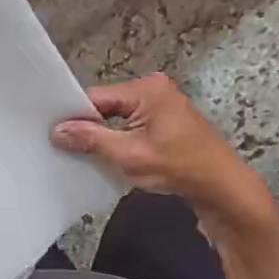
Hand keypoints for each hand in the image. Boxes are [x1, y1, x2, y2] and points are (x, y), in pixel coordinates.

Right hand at [50, 74, 271, 219]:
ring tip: (89, 155)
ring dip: (106, 136)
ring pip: (117, 118)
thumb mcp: (128, 154)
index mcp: (146, 89)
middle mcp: (154, 89)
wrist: (223, 190)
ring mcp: (162, 105)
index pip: (96, 97)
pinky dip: (120, 140)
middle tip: (69, 149)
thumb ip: (90, 139)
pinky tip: (111, 156)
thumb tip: (57, 130)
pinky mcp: (166, 122)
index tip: (55, 135)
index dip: (75, 117)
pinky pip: (131, 125)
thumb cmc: (179, 168)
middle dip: (90, 127)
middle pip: (106, 106)